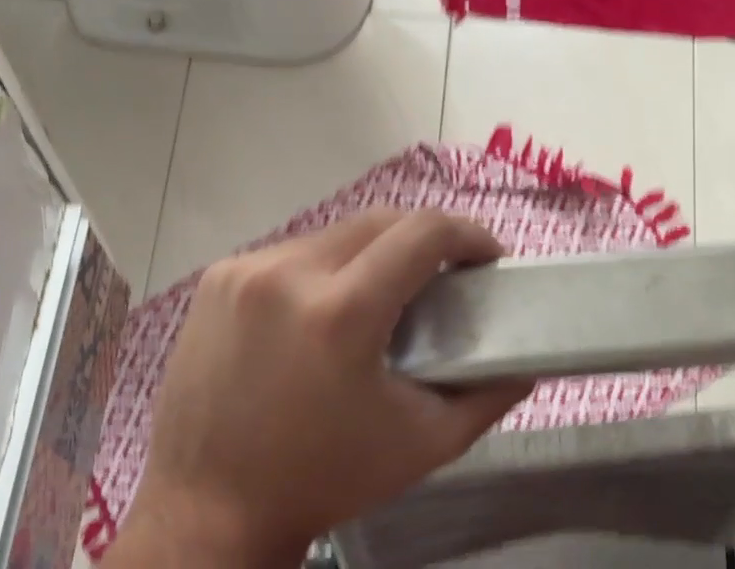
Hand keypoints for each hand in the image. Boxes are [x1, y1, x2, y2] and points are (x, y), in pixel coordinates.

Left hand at [104, 209, 534, 567]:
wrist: (207, 513)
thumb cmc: (325, 478)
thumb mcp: (424, 444)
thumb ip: (488, 396)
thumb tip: (526, 362)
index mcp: (341, 312)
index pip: (424, 232)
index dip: (469, 235)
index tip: (488, 260)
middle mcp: (289, 273)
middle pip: (383, 221)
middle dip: (425, 239)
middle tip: (446, 276)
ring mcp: (246, 270)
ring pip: (338, 233)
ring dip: (375, 252)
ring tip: (388, 294)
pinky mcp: (218, 278)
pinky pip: (295, 252)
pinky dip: (327, 267)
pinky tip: (329, 307)